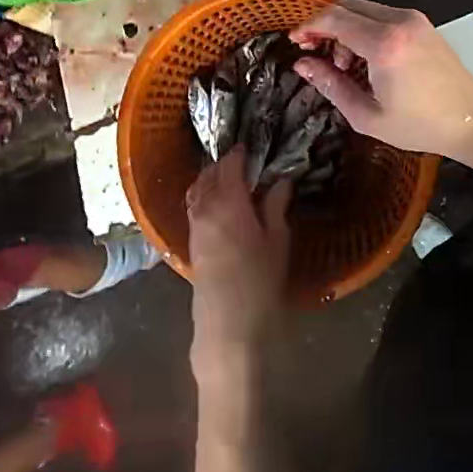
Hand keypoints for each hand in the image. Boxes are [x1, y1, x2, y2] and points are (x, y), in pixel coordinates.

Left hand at [186, 148, 291, 358]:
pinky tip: (221, 203)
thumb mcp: (278, 241)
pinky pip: (195, 207)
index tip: (250, 146)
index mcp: (228, 203)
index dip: (238, 154)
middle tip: (242, 159)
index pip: (229, 166)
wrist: (229, 326)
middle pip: (208, 176)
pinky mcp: (191, 243)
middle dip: (222, 163)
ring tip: (230, 177)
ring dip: (210, 179)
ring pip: (197, 191)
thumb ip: (276, 207)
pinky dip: (205, 196)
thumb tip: (281, 181)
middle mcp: (205, 209)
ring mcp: (194, 227)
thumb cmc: (260, 282)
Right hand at [289, 0, 472, 162]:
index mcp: (384, 45)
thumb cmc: (419, 125)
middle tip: (314, 50)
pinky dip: (364, 28)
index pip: (334, 19)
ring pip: (364, 7)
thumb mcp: (367, 115)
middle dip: (324, 24)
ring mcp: (413, 19)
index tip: (296, 42)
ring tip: (344, 64)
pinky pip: (381, 15)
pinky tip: (365, 57)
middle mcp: (399, 22)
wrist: (470, 118)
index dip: (309, 27)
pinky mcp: (421, 23)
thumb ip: (331, 85)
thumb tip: (303, 65)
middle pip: (347, 5)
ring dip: (345, 27)